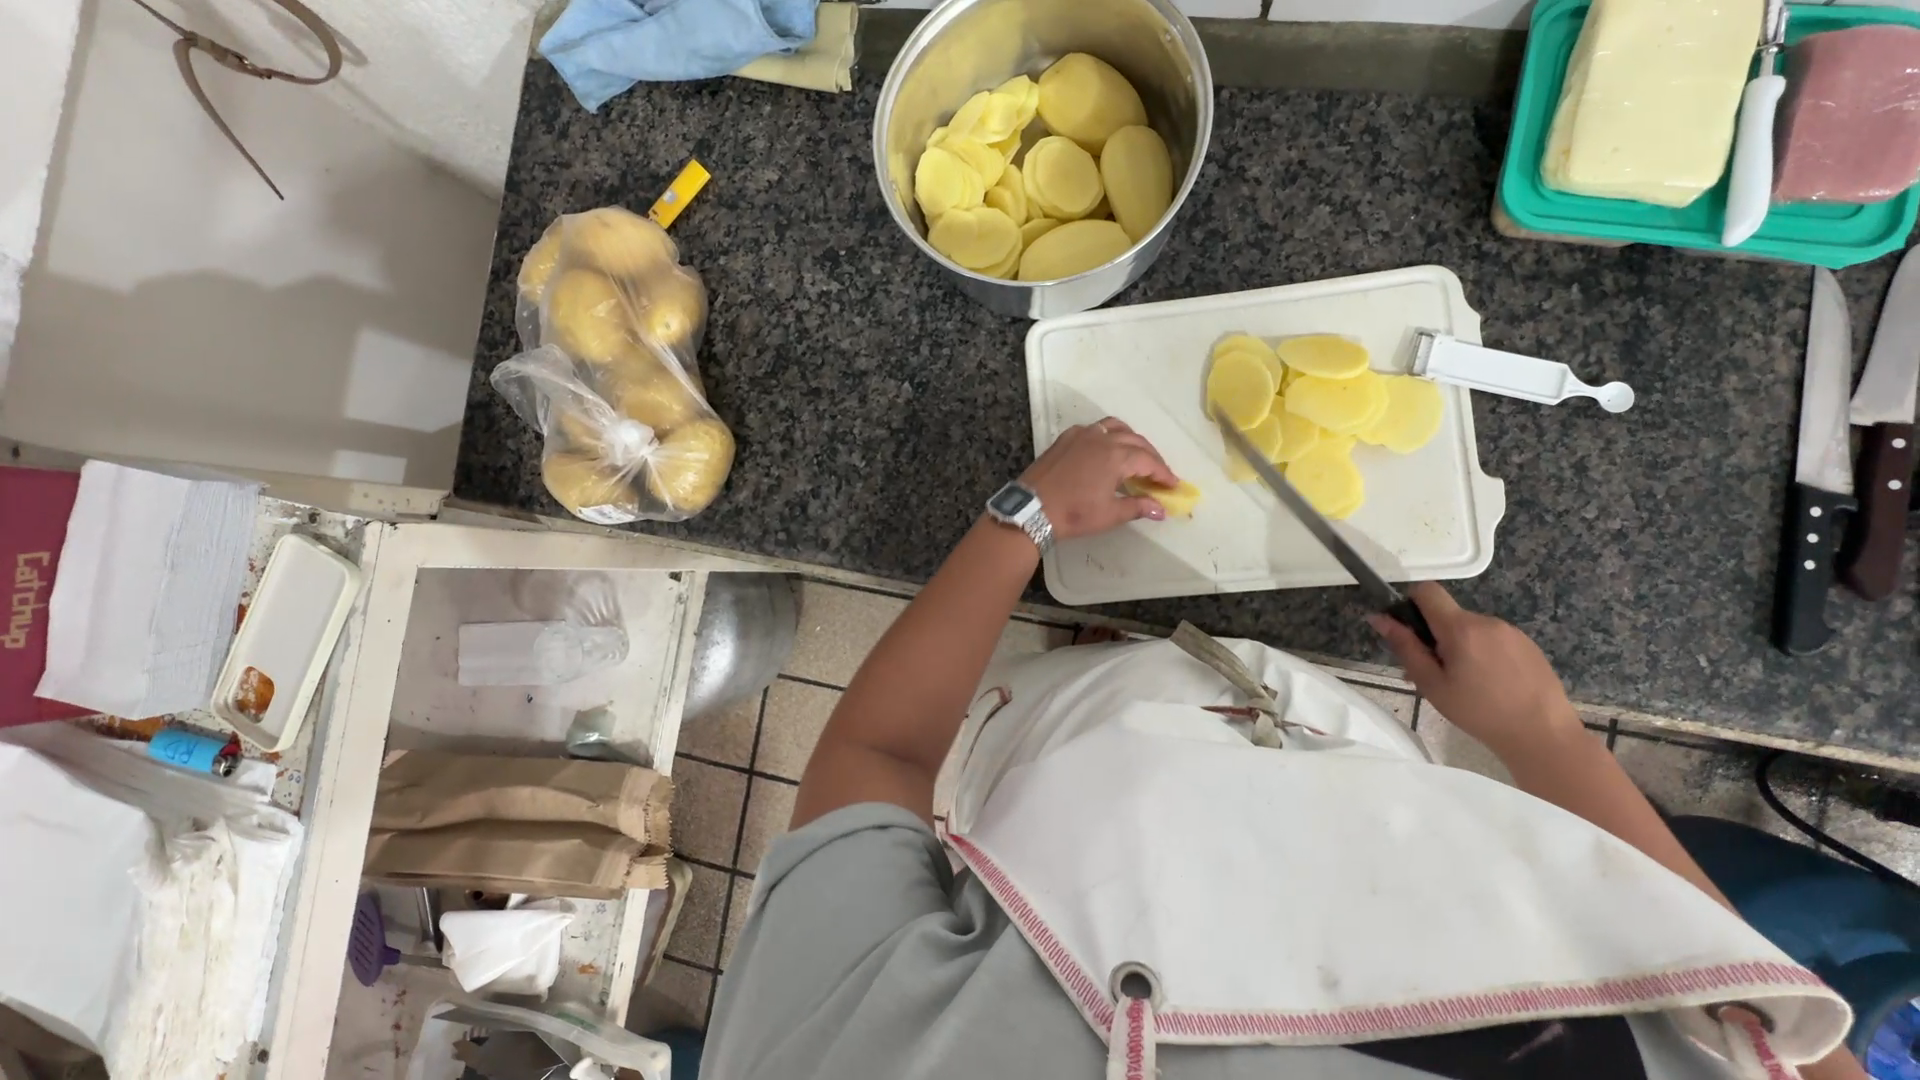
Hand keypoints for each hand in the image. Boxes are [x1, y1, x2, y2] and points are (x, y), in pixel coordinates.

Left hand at [1020, 418, 1178, 540]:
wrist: (1032, 509)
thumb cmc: (1074, 513)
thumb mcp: (1110, 514)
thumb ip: (1138, 506)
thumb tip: (1161, 509)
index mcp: (1117, 455)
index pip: (1149, 461)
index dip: (1163, 473)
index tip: (1173, 485)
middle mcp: (1102, 438)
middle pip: (1135, 441)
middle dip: (1151, 457)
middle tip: (1158, 474)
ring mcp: (1082, 435)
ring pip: (1115, 428)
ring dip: (1131, 439)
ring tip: (1137, 455)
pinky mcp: (1065, 438)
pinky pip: (1094, 429)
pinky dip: (1108, 436)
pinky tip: (1106, 450)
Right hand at [1368, 583, 1583, 759]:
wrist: (1543, 734)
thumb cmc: (1479, 712)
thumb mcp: (1431, 684)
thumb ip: (1405, 648)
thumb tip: (1379, 618)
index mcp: (1460, 628)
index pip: (1427, 591)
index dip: (1411, 604)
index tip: (1411, 634)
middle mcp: (1486, 621)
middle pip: (1448, 615)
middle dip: (1435, 636)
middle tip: (1435, 675)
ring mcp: (1511, 632)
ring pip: (1470, 629)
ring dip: (1459, 647)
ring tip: (1465, 684)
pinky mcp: (1528, 645)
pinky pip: (1493, 639)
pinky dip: (1483, 654)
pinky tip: (1491, 684)